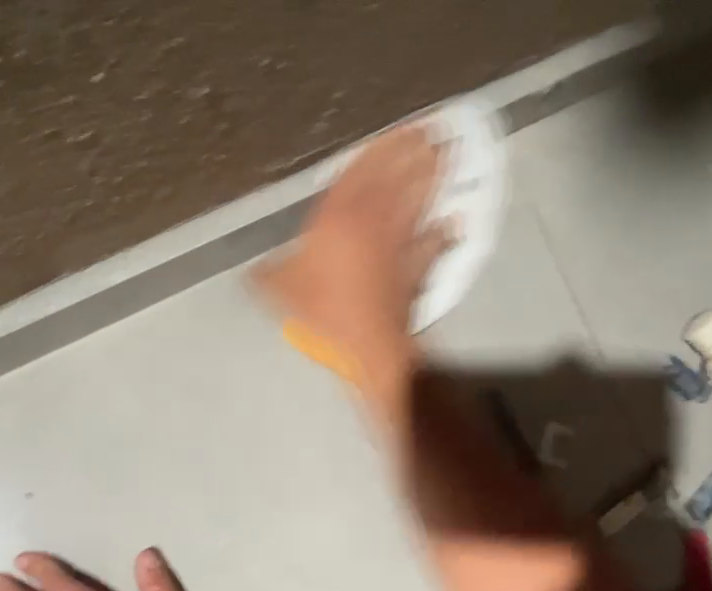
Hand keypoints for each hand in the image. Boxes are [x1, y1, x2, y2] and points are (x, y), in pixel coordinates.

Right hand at [253, 124, 453, 392]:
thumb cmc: (329, 312)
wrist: (372, 341)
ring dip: (436, 175)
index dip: (382, 146)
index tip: (400, 128)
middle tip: (434, 128)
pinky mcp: (420, 264)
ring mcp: (401, 240)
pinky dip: (447, 229)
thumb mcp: (285, 292)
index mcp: (339, 216)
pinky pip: (437, 240)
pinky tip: (456, 219)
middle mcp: (374, 220)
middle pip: (399, 174)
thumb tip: (255, 273)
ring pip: (422, 198)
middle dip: (417, 149)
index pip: (362, 170)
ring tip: (447, 155)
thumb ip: (270, 276)